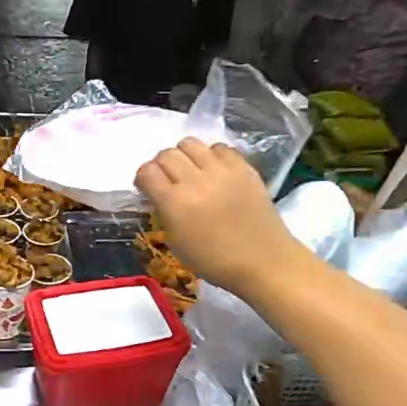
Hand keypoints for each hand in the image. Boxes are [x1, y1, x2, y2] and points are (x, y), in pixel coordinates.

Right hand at [134, 138, 305, 293]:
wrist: (262, 261)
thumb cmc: (215, 262)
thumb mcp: (177, 244)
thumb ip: (165, 214)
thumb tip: (160, 195)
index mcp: (175, 203)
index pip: (147, 172)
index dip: (143, 178)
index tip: (148, 187)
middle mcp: (195, 180)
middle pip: (167, 154)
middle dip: (161, 165)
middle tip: (169, 179)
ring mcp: (221, 171)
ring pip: (191, 143)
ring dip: (185, 155)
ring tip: (191, 170)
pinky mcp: (243, 167)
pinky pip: (220, 148)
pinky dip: (212, 155)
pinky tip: (215, 171)